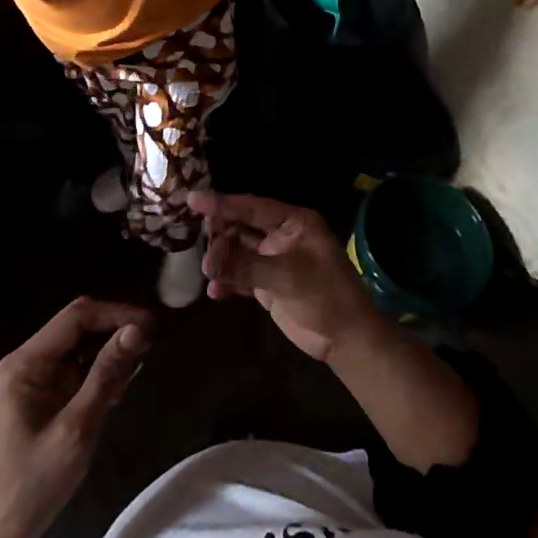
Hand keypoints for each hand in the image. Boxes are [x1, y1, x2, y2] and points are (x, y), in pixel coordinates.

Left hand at [0, 298, 152, 536]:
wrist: (1, 534)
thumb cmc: (35, 481)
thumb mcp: (77, 427)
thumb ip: (107, 374)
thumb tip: (138, 330)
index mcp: (25, 363)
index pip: (76, 316)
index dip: (116, 313)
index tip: (152, 325)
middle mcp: (27, 362)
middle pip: (78, 326)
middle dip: (116, 328)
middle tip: (153, 341)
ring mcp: (34, 379)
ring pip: (81, 346)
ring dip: (111, 350)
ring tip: (141, 363)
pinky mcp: (43, 396)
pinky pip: (78, 369)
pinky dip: (101, 371)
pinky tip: (120, 385)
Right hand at [189, 192, 383, 361]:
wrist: (345, 338)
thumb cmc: (325, 296)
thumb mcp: (287, 277)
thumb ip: (247, 266)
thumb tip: (209, 261)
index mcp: (295, 222)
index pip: (253, 207)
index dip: (223, 203)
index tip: (192, 200)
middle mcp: (282, 237)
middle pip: (242, 227)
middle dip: (220, 237)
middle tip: (203, 250)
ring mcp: (274, 261)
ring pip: (238, 252)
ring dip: (222, 261)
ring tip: (208, 273)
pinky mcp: (268, 285)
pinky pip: (241, 276)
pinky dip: (227, 281)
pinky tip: (215, 292)